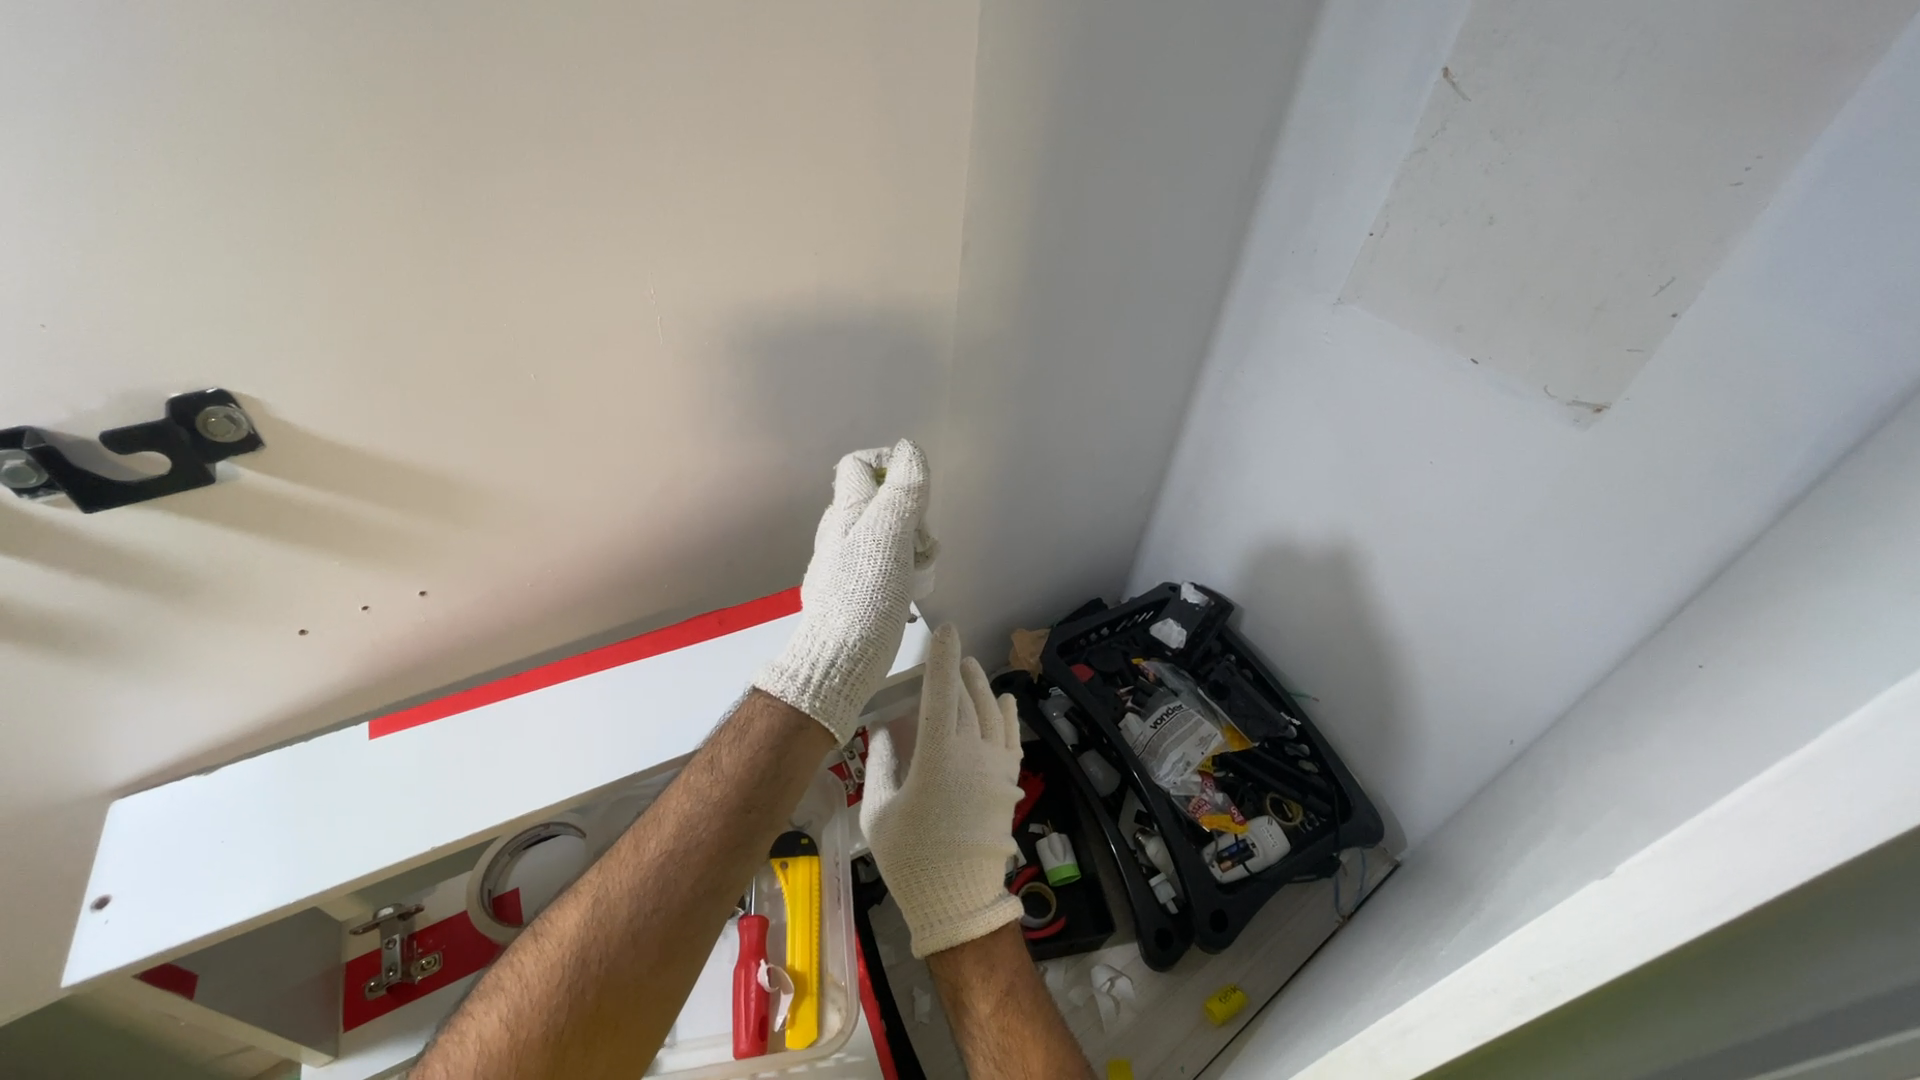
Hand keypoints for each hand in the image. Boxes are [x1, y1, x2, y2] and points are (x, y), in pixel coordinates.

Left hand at [755, 438, 935, 743]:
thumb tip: (909, 450)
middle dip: (914, 516)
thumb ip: (903, 491)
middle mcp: (842, 530)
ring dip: (914, 548)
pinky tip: (910, 592)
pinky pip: (886, 565)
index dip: (889, 466)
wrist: (840, 660)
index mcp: (846, 510)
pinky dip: (904, 572)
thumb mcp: (891, 536)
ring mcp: (847, 561)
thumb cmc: (865, 595)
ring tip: (919, 573)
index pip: (859, 464)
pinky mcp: (856, 588)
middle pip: (884, 501)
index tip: (916, 492)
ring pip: (891, 535)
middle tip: (923, 544)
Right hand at [861, 624, 1024, 957]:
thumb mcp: (880, 811)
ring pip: (991, 714)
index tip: (944, 631)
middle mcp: (973, 754)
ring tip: (971, 668)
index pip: (941, 693)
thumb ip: (882, 765)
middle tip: (949, 651)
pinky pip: (1011, 739)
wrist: (957, 902)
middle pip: (966, 699)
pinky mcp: (1008, 785)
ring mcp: (996, 769)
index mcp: (938, 757)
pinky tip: (1004, 701)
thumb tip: (883, 732)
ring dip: (981, 687)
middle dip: (957, 670)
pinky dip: (1007, 716)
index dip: (942, 658)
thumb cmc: (910, 858)